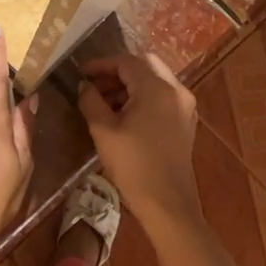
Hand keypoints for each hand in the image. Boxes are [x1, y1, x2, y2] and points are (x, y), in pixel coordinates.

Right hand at [77, 53, 201, 220]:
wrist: (166, 203)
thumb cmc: (132, 165)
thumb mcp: (103, 131)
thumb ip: (91, 101)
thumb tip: (84, 86)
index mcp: (157, 88)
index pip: (126, 62)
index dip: (101, 64)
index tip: (80, 73)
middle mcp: (176, 90)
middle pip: (145, 66)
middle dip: (117, 72)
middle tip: (93, 86)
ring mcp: (185, 107)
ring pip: (155, 81)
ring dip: (130, 86)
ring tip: (104, 103)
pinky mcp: (186, 122)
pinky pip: (163, 97)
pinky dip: (143, 98)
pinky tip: (124, 116)